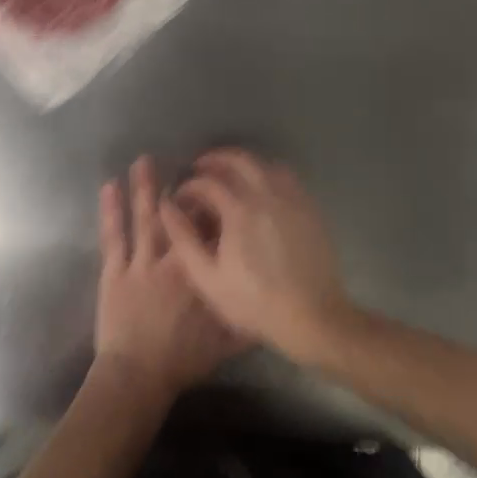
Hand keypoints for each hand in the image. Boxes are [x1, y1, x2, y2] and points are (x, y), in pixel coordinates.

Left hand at [93, 157, 249, 401]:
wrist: (139, 374)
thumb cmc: (182, 361)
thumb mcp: (226, 344)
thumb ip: (247, 322)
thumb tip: (268, 308)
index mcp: (202, 276)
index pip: (214, 236)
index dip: (218, 212)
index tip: (221, 189)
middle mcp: (173, 262)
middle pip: (181, 219)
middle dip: (185, 189)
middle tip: (188, 162)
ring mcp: (141, 264)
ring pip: (145, 219)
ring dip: (145, 188)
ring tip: (144, 160)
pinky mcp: (114, 271)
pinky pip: (113, 236)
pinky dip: (111, 211)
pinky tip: (110, 186)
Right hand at [157, 149, 350, 357]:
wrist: (312, 317)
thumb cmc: (253, 302)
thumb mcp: (207, 277)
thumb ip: (183, 238)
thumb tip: (165, 206)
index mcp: (240, 211)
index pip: (207, 182)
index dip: (188, 187)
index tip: (179, 199)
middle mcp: (268, 196)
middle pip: (239, 160)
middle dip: (214, 160)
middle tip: (199, 169)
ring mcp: (293, 201)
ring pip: (266, 164)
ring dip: (243, 163)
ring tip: (228, 175)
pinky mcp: (310, 210)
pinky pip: (287, 178)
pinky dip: (268, 173)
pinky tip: (260, 189)